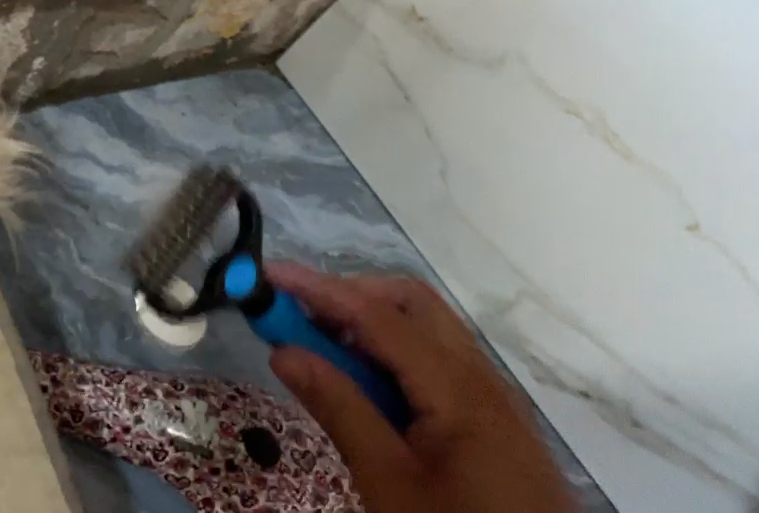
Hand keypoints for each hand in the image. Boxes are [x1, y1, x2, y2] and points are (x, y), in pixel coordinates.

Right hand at [265, 264, 574, 512]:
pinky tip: (363, 385)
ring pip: (425, 328)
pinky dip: (391, 353)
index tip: (265, 275)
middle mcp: (483, 380)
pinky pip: (437, 361)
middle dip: (349, 294)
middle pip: (411, 303)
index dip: (317, 288)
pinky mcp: (493, 423)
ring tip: (322, 352)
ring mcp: (493, 400)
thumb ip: (338, 409)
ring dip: (368, 322)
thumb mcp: (389, 482)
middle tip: (299, 317)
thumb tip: (282, 351)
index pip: (377, 315)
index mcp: (460, 391)